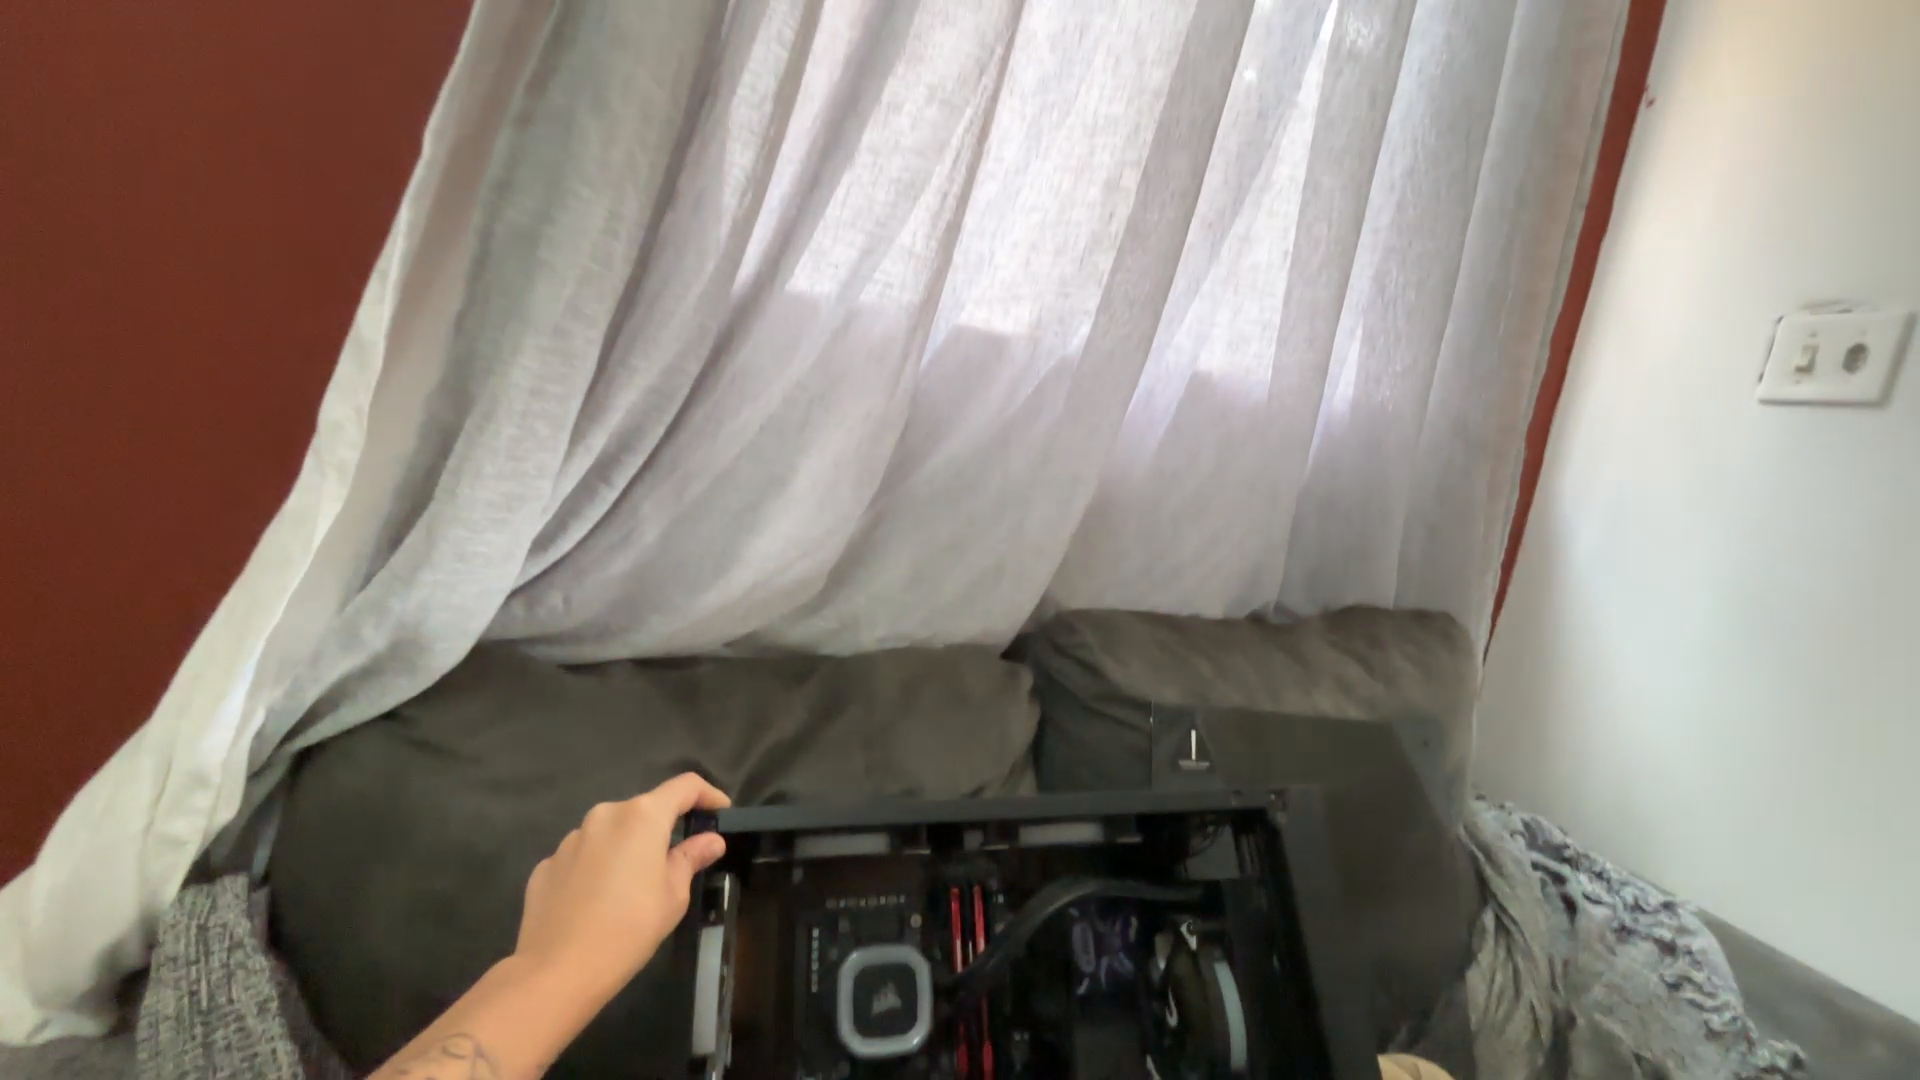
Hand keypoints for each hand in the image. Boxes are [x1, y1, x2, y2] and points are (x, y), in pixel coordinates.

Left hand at [512, 773, 730, 1005]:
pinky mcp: (546, 865)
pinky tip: (597, 901)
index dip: (708, 794)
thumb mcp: (674, 895)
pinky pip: (583, 856)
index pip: (685, 786)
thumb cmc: (629, 928)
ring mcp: (571, 839)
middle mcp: (605, 815)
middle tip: (675, 861)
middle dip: (664, 828)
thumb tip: (710, 841)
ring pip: (611, 832)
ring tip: (632, 887)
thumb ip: (691, 858)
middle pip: (645, 809)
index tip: (720, 813)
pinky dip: (597, 867)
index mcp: (642, 816)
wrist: (556, 973)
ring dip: (627, 847)